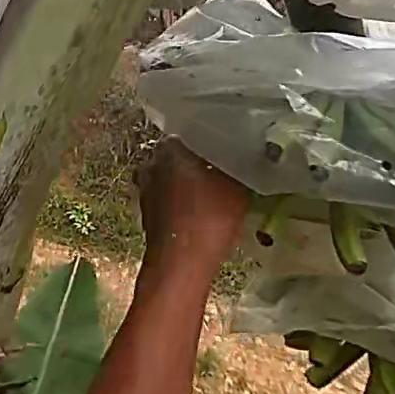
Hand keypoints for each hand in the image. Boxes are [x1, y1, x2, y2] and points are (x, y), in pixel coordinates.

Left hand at [134, 139, 251, 282]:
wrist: (181, 259)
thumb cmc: (210, 216)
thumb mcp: (237, 187)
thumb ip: (239, 165)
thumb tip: (251, 155)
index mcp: (170, 147)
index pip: (194, 134)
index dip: (213, 143)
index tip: (230, 152)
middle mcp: (151, 160)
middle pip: (181, 155)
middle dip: (199, 163)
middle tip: (224, 173)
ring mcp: (144, 184)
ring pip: (172, 175)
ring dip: (188, 181)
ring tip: (214, 193)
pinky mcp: (145, 207)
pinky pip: (166, 194)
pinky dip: (180, 199)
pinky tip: (198, 209)